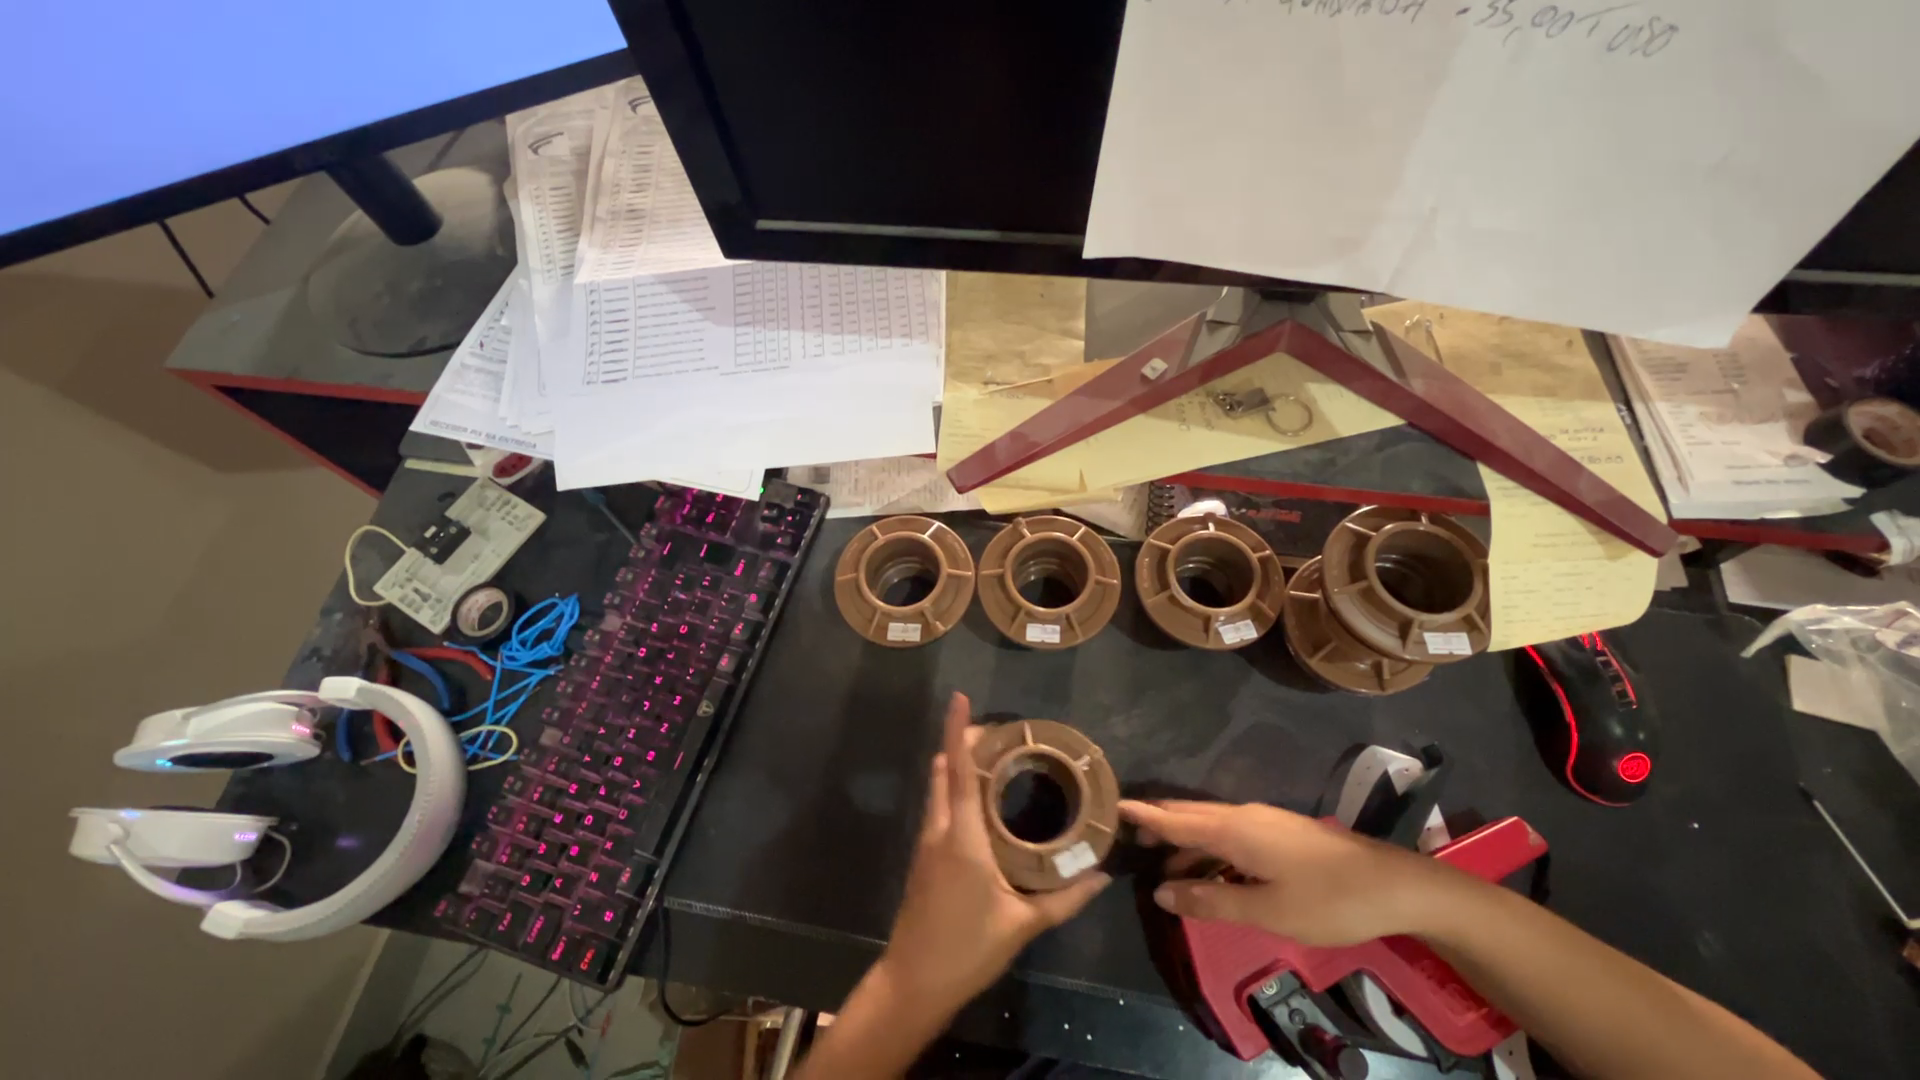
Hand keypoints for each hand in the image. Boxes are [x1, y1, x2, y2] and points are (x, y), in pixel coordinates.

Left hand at [880, 693, 1110, 1015]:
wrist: (912, 983)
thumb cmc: (967, 949)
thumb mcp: (1022, 924)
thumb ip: (1064, 899)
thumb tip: (1101, 876)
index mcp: (962, 838)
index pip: (959, 771)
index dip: (957, 731)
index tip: (959, 698)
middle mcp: (939, 831)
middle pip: (944, 771)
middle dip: (964, 743)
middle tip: (1001, 732)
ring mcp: (926, 844)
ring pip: (938, 789)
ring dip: (958, 766)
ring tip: (996, 758)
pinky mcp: (923, 859)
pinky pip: (938, 809)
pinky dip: (954, 791)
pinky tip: (980, 801)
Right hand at [1121, 799, 1455, 946]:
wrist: (1397, 886)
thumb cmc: (1328, 900)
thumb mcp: (1266, 910)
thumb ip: (1210, 901)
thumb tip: (1161, 893)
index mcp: (1234, 829)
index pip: (1175, 819)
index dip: (1143, 815)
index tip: (1111, 806)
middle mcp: (1245, 816)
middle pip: (1190, 815)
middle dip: (1159, 823)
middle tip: (1128, 835)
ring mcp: (1266, 821)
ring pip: (1211, 824)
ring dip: (1184, 840)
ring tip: (1161, 862)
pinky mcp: (1282, 832)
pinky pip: (1230, 831)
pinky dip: (1208, 845)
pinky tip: (1209, 868)